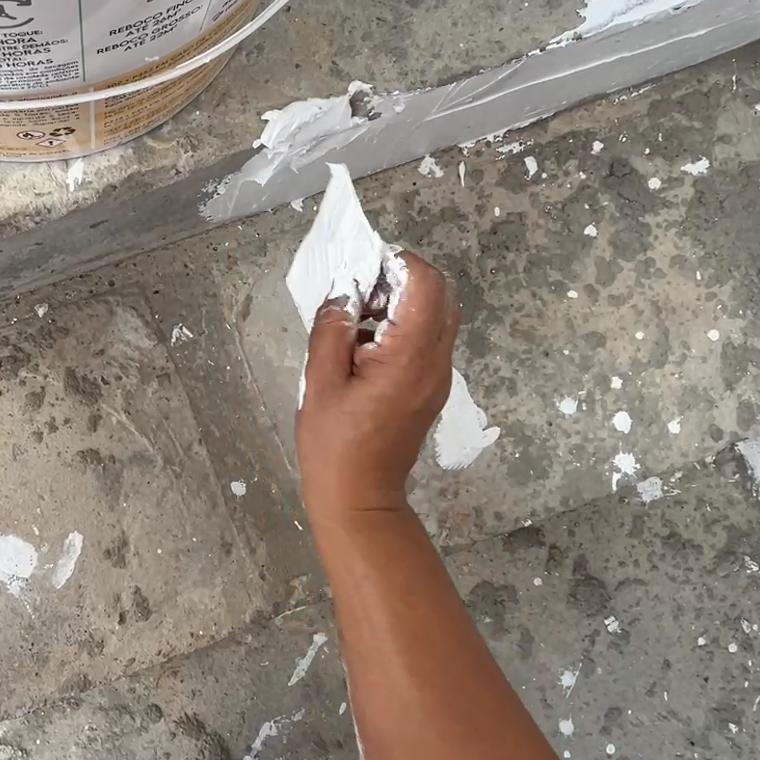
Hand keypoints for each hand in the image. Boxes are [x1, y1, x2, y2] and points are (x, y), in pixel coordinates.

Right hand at [296, 251, 458, 517]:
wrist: (359, 496)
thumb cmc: (334, 444)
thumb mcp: (319, 382)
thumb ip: (332, 329)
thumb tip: (343, 294)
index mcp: (410, 356)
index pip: (426, 283)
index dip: (397, 263)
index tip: (360, 272)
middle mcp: (437, 361)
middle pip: (440, 294)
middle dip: (401, 279)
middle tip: (359, 295)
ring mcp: (439, 376)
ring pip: (438, 315)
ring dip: (402, 303)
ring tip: (358, 322)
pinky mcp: (431, 387)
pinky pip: (428, 339)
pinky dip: (403, 326)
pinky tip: (365, 348)